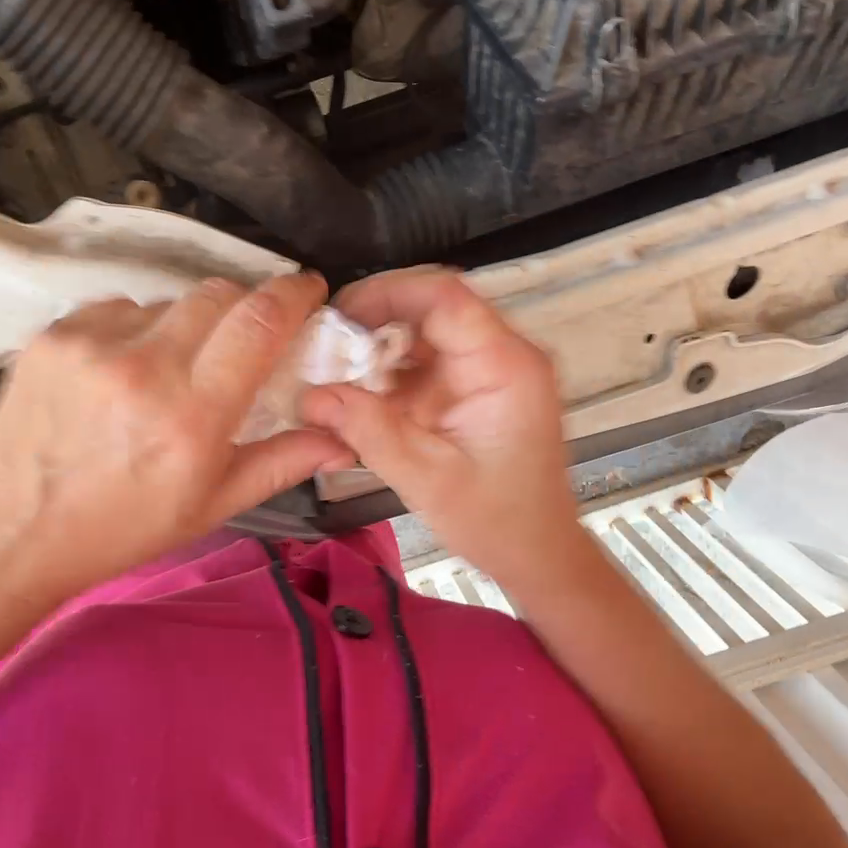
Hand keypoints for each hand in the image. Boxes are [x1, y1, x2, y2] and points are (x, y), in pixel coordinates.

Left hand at [0, 273, 347, 601]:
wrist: (13, 532)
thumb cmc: (122, 528)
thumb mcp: (212, 505)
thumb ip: (283, 461)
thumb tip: (343, 437)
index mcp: (194, 415)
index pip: (260, 321)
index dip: (294, 294)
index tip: (308, 291)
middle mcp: (146, 367)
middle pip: (219, 293)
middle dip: (245, 306)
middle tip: (243, 338)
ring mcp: (93, 344)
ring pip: (168, 302)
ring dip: (185, 325)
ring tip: (168, 370)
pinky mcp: (54, 334)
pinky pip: (118, 309)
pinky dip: (134, 331)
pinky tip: (121, 371)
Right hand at [300, 267, 586, 575]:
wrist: (538, 553)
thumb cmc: (496, 521)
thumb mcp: (426, 479)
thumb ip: (368, 431)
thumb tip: (310, 395)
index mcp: (505, 365)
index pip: (445, 297)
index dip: (386, 294)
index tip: (337, 318)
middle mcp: (504, 352)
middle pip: (432, 307)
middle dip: (374, 321)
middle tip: (325, 348)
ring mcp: (491, 367)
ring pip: (425, 330)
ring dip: (378, 347)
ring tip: (334, 372)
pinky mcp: (476, 384)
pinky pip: (428, 359)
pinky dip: (391, 372)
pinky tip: (362, 395)